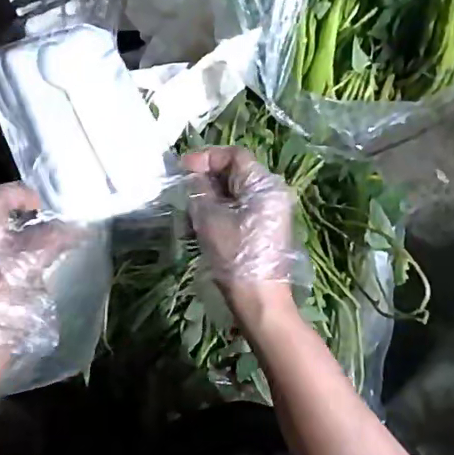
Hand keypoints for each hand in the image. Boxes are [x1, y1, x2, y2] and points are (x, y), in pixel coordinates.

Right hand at [179, 146, 299, 320]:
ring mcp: (269, 213)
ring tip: (187, 222)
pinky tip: (199, 233)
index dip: (206, 157)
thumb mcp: (209, 218)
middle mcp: (271, 194)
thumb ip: (199, 190)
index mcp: (264, 185)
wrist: (259, 300)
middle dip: (204, 183)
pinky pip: (237, 212)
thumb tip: (193, 176)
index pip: (234, 155)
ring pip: (232, 195)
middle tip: (182, 196)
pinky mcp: (263, 230)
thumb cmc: (235, 255)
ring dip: (207, 203)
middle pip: (233, 174)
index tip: (182, 169)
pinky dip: (217, 216)